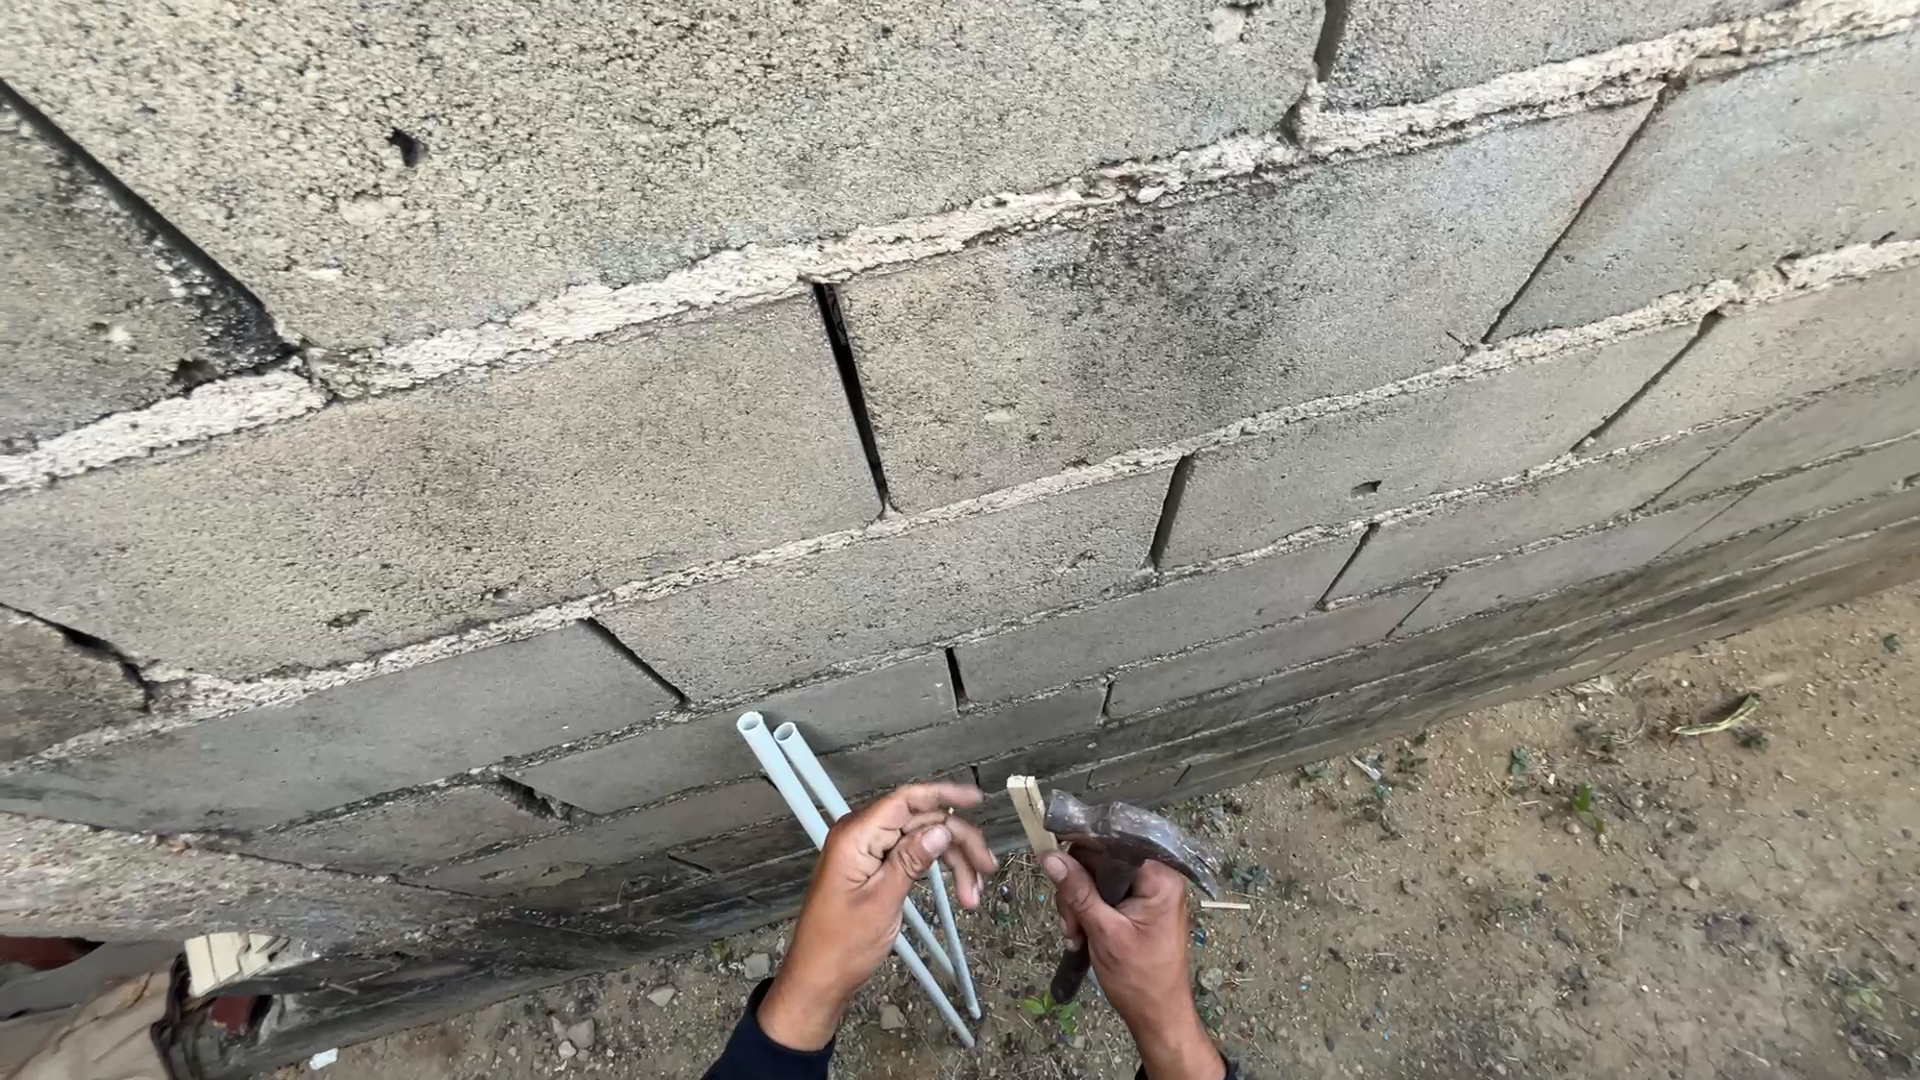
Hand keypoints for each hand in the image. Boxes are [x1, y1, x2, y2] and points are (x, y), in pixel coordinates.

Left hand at [758, 782, 996, 1049]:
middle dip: (958, 841)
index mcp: (856, 835)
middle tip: (987, 868)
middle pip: (922, 820)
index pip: (906, 800)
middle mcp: (863, 834)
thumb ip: (911, 861)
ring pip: (924, 839)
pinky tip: (960, 888)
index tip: (976, 799)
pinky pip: (914, 855)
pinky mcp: (877, 865)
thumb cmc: (841, 947)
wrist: (817, 981)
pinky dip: (939, 870)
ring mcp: (870, 850)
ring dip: (954, 861)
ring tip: (974, 893)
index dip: (943, 794)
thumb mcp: (881, 903)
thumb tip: (942, 829)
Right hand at [1044, 853, 1225, 1079]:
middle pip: (1100, 859)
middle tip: (1069, 922)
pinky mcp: (1138, 902)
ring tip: (1075, 934)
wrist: (1159, 1020)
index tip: (1056, 864)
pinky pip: (1104, 891)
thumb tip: (1050, 856)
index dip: (1081, 850)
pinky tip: (1081, 933)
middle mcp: (1157, 874)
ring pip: (1097, 876)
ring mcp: (1148, 889)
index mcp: (1159, 876)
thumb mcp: (1104, 933)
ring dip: (1078, 904)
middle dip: (1076, 888)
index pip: (1112, 843)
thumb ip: (1077, 891)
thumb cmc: (1140, 980)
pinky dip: (1087, 910)